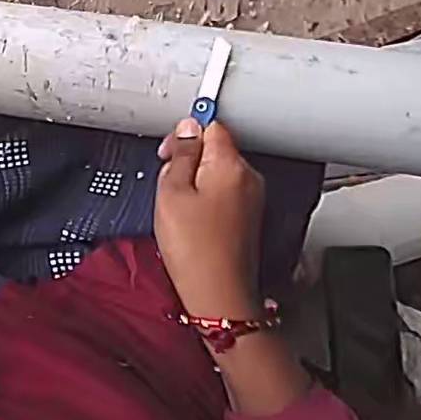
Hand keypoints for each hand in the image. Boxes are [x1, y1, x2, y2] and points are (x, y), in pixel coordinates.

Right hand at [154, 118, 266, 317]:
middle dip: (188, 159)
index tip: (170, 149)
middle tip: (169, 182)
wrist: (217, 293)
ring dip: (194, 179)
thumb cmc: (195, 248)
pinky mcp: (248, 215)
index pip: (211, 126)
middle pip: (215, 148)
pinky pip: (222, 191)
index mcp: (230, 166)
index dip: (185, 134)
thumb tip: (187, 129)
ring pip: (216, 170)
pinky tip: (191, 218)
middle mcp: (248, 178)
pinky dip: (204, 198)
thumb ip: (179, 154)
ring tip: (178, 206)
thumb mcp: (171, 192)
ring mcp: (251, 198)